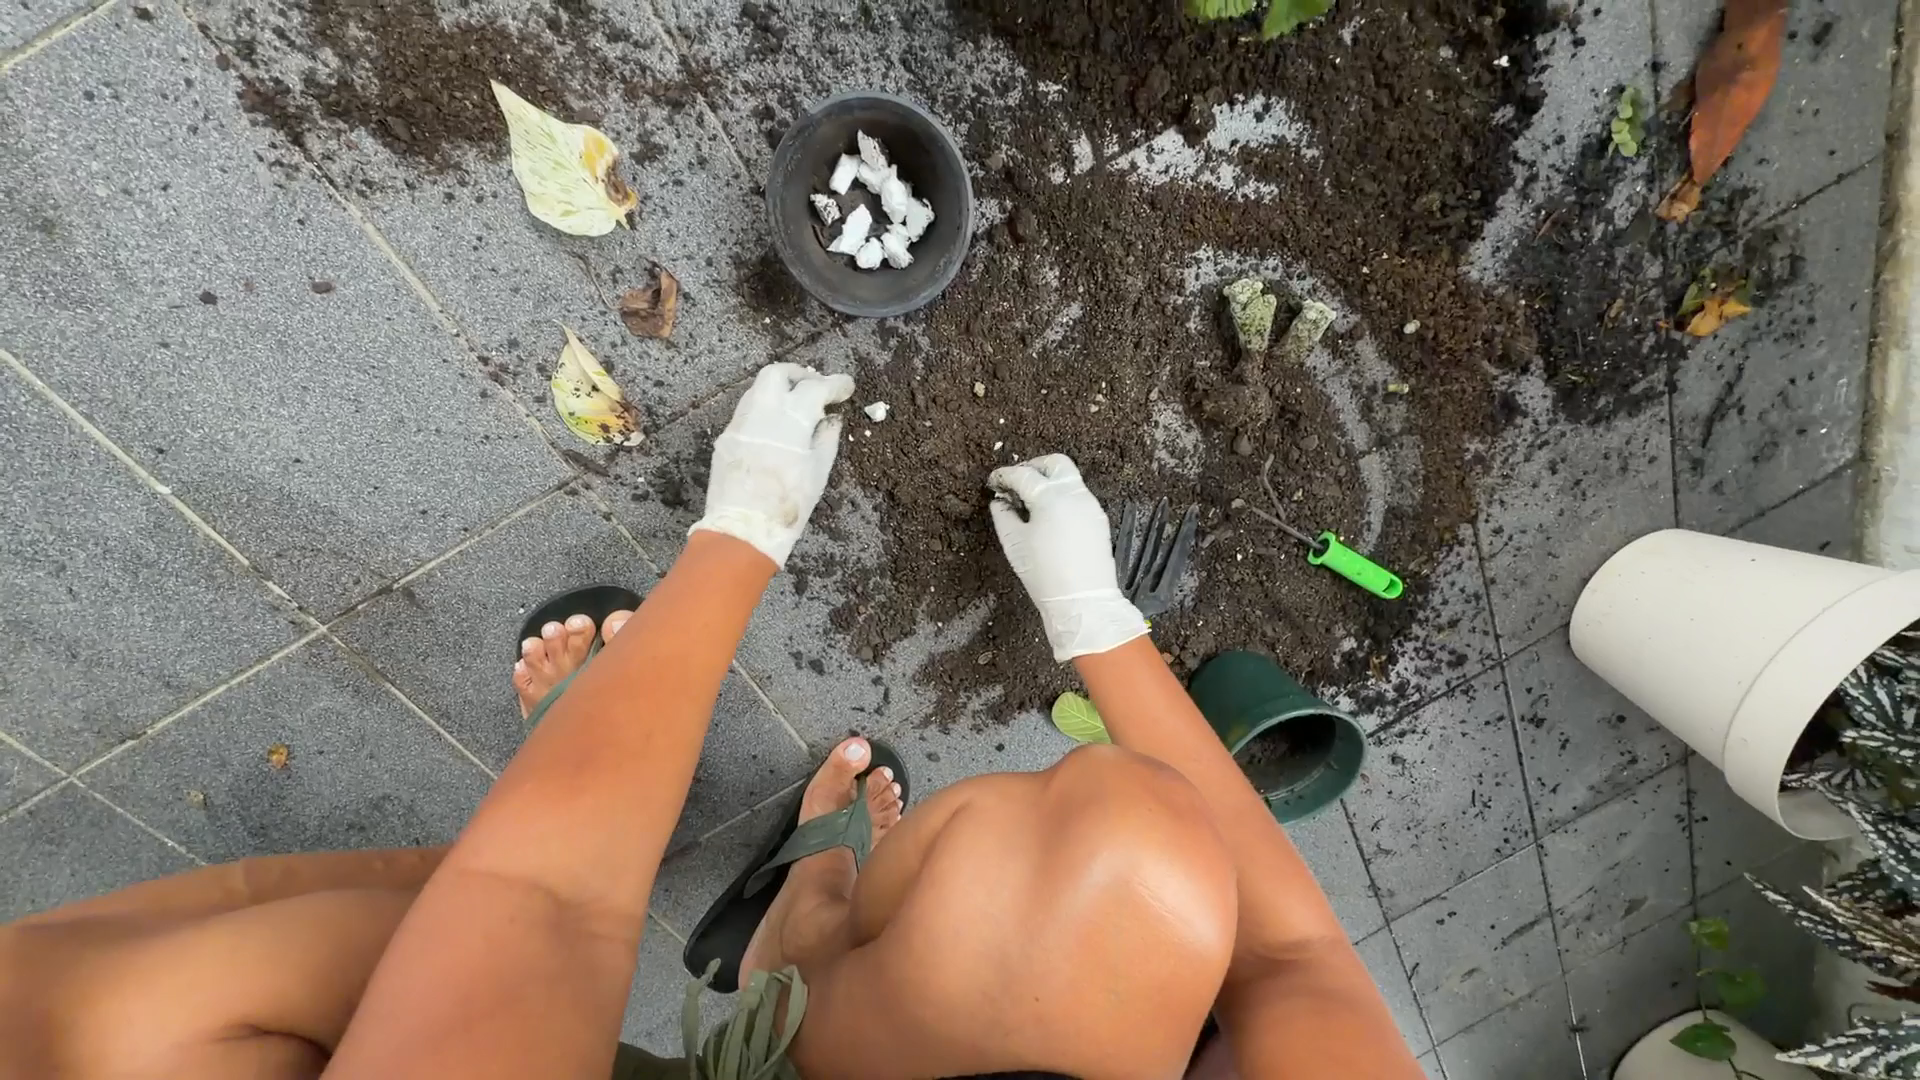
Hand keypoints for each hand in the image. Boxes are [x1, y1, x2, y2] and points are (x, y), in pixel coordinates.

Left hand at [691, 362, 853, 567]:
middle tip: (815, 386)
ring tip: (796, 404)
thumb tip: (831, 418)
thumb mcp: (818, 473)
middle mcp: (761, 413)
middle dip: (798, 375)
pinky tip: (776, 425)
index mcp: (790, 421)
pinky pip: (748, 411)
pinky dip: (765, 409)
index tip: (846, 386)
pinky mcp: (727, 438)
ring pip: (758, 390)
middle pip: (777, 374)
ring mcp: (740, 423)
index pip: (815, 388)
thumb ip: (826, 439)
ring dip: (779, 390)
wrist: (744, 528)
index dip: (834, 384)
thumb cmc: (789, 504)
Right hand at [988, 454, 1148, 661]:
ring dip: (1048, 481)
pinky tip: (1048, 516)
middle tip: (1016, 482)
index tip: (993, 482)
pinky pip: (1077, 496)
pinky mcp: (1098, 520)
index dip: (1004, 475)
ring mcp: (1090, 505)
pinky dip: (1060, 496)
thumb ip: (1003, 515)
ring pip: (1069, 479)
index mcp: (1051, 496)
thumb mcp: (1014, 543)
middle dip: (1033, 466)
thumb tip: (1000, 501)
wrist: (1083, 601)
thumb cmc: (1043, 573)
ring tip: (1030, 501)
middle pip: (1055, 463)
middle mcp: (1075, 493)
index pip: (1023, 474)